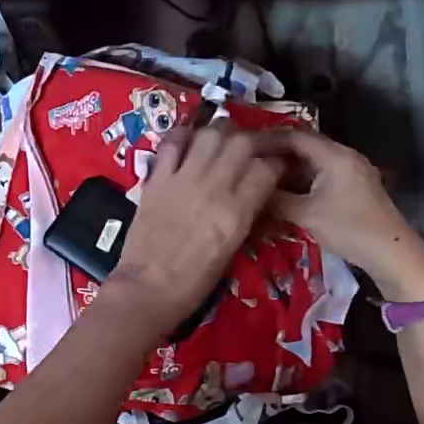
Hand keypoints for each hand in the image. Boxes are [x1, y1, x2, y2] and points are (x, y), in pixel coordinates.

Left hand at [100, 125, 282, 338]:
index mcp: (236, 212)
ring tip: (222, 140)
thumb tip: (255, 196)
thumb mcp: (232, 252)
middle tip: (251, 149)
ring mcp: (182, 180)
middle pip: (242, 143)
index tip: (275, 166)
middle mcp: (213, 188)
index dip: (276, 163)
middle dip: (253, 141)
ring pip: (210, 135)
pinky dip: (183, 135)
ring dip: (221, 133)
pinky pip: (171, 143)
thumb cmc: (193, 284)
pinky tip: (188, 140)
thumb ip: (245, 217)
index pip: (267, 169)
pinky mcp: (156, 179)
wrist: (147, 290)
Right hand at [261, 130, 423, 301]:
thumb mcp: (307, 215)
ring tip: (262, 182)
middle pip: (305, 148)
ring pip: (313, 164)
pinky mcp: (354, 188)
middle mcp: (345, 157)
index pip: (296, 136)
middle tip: (250, 166)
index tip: (245, 148)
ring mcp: (351, 172)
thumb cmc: (349, 229)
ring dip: (289, 172)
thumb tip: (252, 193)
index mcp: (335, 156)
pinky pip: (322, 177)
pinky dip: (302, 183)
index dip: (269, 140)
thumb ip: (277, 201)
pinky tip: (286, 195)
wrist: (391, 253)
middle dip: (277, 156)